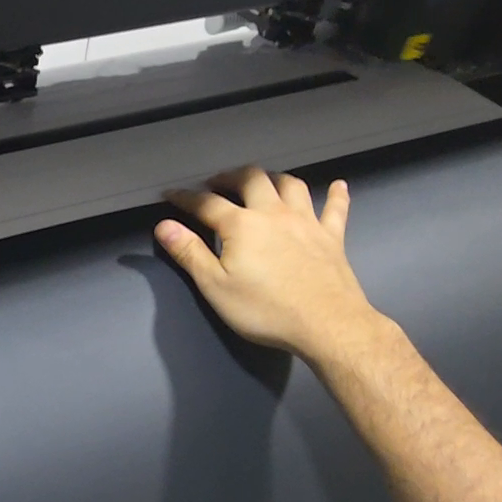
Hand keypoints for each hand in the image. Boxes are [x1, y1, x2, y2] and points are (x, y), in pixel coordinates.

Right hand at [155, 167, 388, 362]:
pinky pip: (335, 207)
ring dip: (272, 178)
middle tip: (217, 183)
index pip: (206, 203)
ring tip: (261, 183)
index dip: (185, 197)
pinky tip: (337, 185)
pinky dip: (335, 194)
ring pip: (290, 185)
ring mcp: (307, 222)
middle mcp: (274, 213)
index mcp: (241, 225)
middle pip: (251, 179)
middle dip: (230, 176)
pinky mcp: (332, 237)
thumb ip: (189, 253)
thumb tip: (164, 226)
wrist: (327, 325)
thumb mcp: (215, 286)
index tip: (170, 194)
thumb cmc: (265, 309)